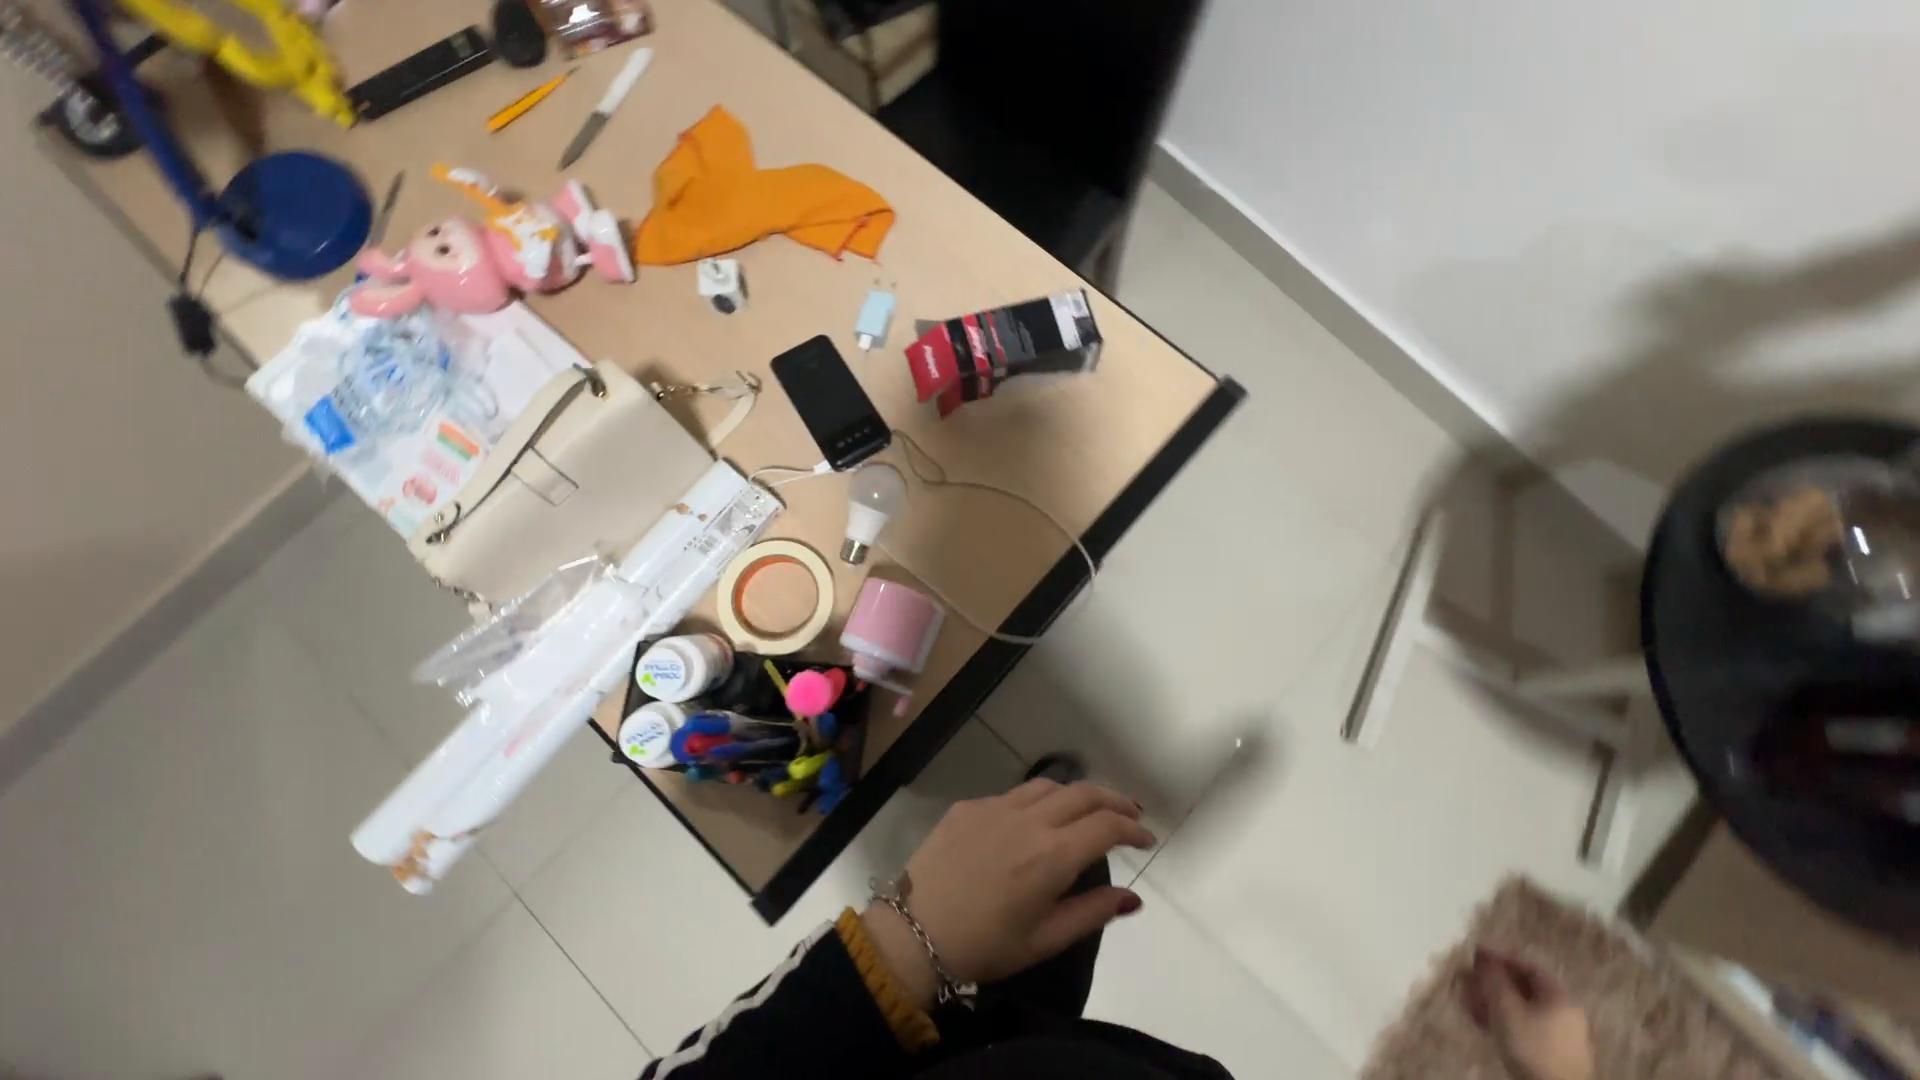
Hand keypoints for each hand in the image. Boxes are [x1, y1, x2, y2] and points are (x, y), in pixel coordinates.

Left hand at [861, 779, 1154, 1008]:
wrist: (914, 932)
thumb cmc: (986, 946)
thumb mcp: (1045, 939)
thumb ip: (1092, 911)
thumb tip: (1132, 897)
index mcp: (1052, 855)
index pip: (1106, 826)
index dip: (1132, 828)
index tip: (1146, 838)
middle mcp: (1029, 821)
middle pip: (1083, 793)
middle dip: (1113, 800)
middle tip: (1129, 814)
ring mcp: (995, 808)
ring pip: (1048, 786)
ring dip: (1076, 794)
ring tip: (1087, 810)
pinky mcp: (968, 806)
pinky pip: (1012, 795)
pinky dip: (1035, 802)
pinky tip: (1033, 821)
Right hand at [1463, 949, 1593, 1079]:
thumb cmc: (1530, 1044)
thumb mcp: (1505, 1006)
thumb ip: (1493, 978)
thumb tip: (1482, 954)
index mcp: (1559, 996)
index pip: (1527, 966)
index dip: (1499, 959)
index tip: (1474, 958)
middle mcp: (1564, 1012)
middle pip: (1523, 988)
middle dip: (1491, 983)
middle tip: (1466, 981)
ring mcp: (1561, 1035)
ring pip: (1521, 1009)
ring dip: (1492, 1002)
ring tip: (1468, 1003)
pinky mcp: (1552, 1053)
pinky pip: (1524, 1026)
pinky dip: (1503, 1020)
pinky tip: (1482, 1023)